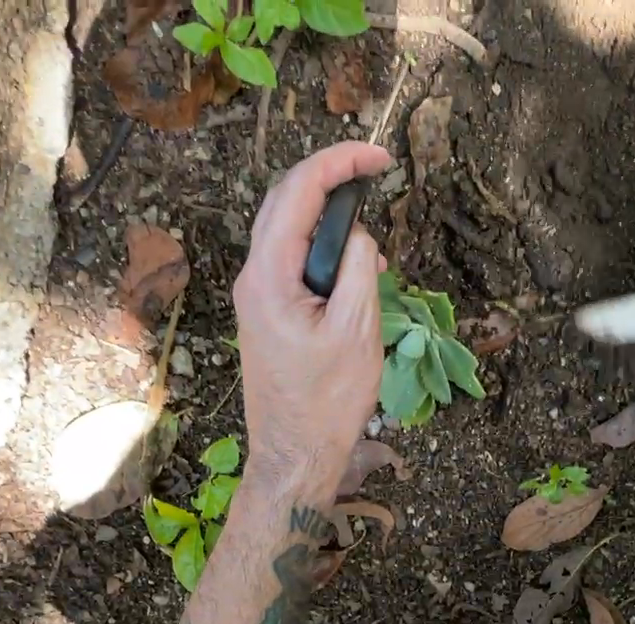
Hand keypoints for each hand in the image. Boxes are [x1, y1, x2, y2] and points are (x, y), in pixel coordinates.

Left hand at [233, 142, 391, 501]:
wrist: (294, 454)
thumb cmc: (328, 401)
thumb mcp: (357, 331)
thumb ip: (359, 268)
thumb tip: (358, 233)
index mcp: (269, 275)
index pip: (299, 192)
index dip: (340, 162)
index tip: (381, 158)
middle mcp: (252, 278)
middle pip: (285, 203)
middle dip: (331, 181)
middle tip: (376, 176)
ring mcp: (256, 297)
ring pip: (289, 234)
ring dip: (331, 224)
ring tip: (375, 248)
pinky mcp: (266, 315)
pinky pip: (293, 266)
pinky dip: (324, 258)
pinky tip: (357, 278)